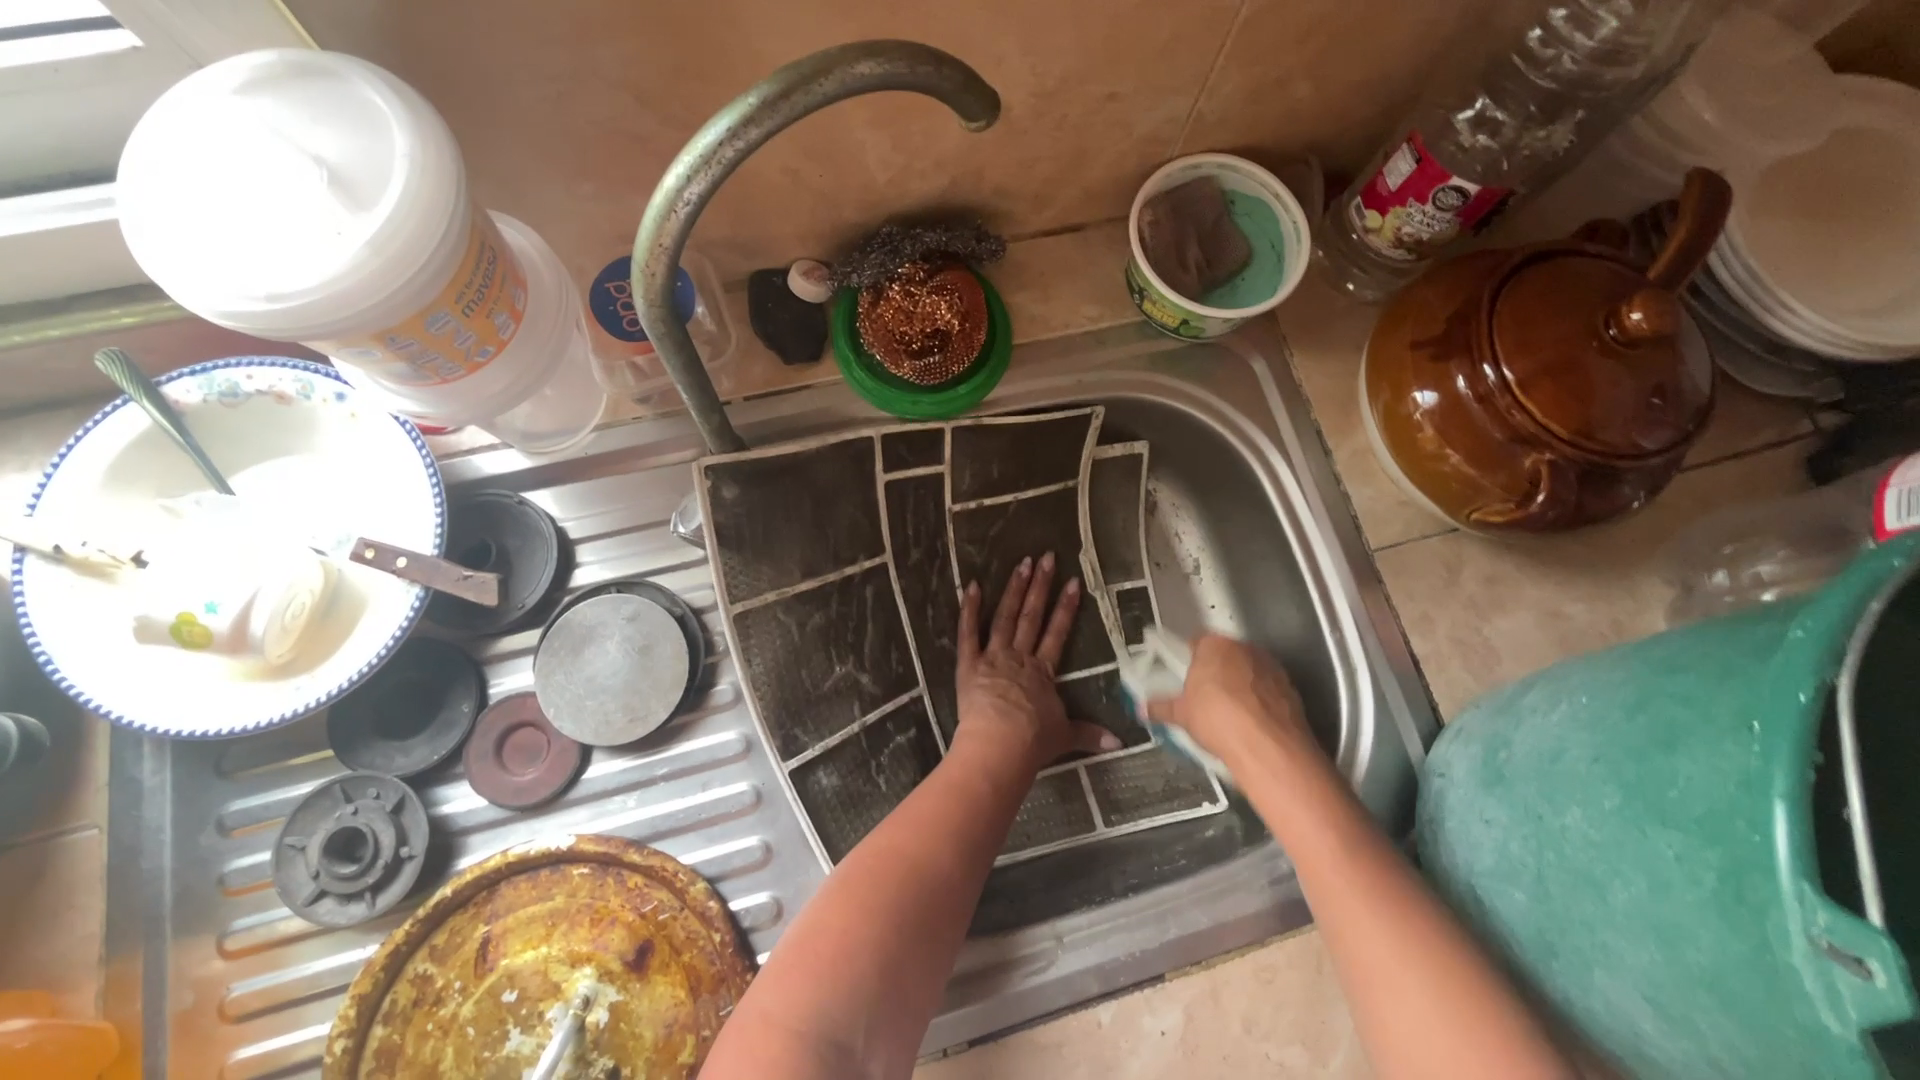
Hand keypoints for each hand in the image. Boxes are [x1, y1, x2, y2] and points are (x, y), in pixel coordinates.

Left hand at [953, 552, 1122, 773]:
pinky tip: (972, 586)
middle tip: (1046, 557)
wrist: (1000, 747)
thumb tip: (1119, 743)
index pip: (1058, 632)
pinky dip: (969, 609)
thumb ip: (1089, 734)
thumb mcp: (1065, 737)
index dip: (1066, 607)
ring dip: (1014, 589)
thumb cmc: (1033, 742)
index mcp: (1043, 671)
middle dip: (1041, 586)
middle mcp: (1020, 657)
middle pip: (1032, 616)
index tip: (1073, 581)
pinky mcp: (969, 665)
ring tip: (1021, 563)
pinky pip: (968, 633)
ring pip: (1005, 617)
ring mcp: (993, 657)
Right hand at [1147, 634, 1317, 771]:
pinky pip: (1267, 687)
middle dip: (1216, 671)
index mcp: (1214, 645)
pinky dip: (1260, 698)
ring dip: (1240, 683)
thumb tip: (1142, 708)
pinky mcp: (1290, 686)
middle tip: (1205, 696)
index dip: (1190, 660)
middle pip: (1225, 654)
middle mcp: (1244, 648)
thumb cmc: (1217, 720)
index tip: (1186, 678)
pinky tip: (1253, 720)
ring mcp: (1271, 665)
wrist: (1268, 747)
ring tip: (1231, 712)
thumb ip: (1160, 708)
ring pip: (1249, 669)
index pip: (1197, 642)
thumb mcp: (1181, 715)